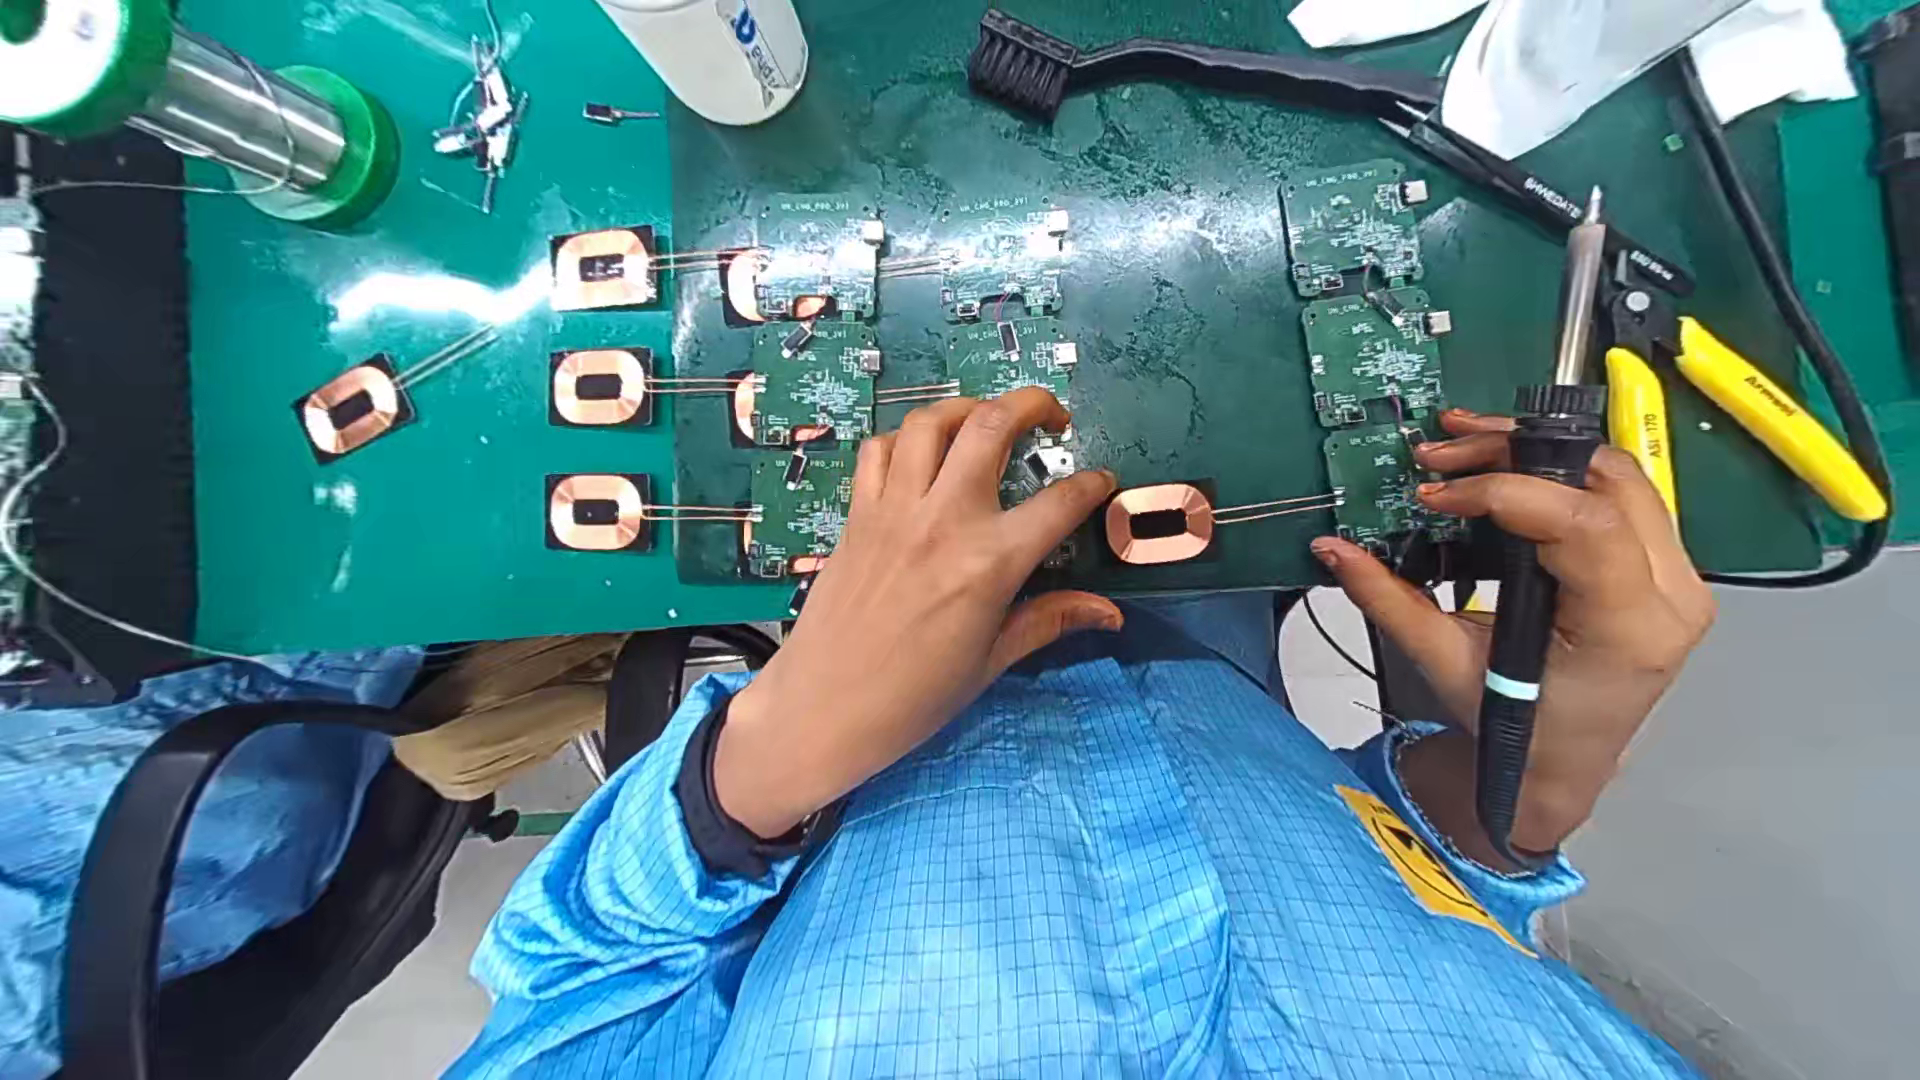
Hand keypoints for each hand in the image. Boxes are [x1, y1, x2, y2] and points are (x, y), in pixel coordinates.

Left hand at [715, 387, 1120, 837]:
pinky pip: (878, 451)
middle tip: (1050, 416)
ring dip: (966, 408)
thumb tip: (1110, 614)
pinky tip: (921, 457)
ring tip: (985, 423)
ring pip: (929, 423)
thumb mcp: (992, 661)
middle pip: (991, 426)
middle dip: (1032, 403)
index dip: (1092, 485)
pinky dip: (904, 439)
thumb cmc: (915, 697)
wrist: (824, 707)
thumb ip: (1050, 620)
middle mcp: (943, 520)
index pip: (1059, 504)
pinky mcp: (857, 514)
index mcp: (989, 563)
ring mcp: (894, 510)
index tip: (1102, 480)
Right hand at [1311, 409, 1715, 862]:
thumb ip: (1385, 598)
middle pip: (1610, 482)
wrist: (1562, 755)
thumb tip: (1331, 547)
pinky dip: (1554, 468)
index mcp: (1624, 625)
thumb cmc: (1511, 720)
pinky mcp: (1652, 563)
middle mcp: (1669, 590)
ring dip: (1536, 450)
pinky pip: (1614, 495)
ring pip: (1619, 477)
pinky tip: (1501, 464)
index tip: (1431, 494)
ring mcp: (1673, 573)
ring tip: (1462, 441)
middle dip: (1516, 452)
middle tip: (1438, 453)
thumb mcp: (1439, 658)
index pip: (1582, 524)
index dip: (1502, 492)